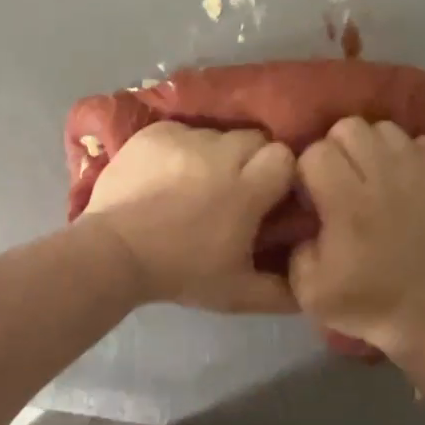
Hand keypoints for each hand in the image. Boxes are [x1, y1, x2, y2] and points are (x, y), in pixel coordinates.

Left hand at [84, 122, 296, 312]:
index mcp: (246, 188)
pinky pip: (182, 130)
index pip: (284, 156)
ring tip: (198, 182)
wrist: (114, 254)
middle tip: (234, 189)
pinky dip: (183, 148)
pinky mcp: (154, 133)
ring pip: (217, 133)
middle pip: (254, 138)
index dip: (279, 175)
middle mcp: (220, 153)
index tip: (267, 196)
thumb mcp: (238, 294)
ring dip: (216, 154)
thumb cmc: (180, 273)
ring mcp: (184, 138)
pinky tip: (170, 173)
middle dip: (251, 160)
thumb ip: (283, 291)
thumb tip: (311, 283)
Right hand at [289, 117, 424, 354]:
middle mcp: (383, 181)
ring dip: (369, 145)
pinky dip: (404, 150)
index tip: (309, 193)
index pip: (316, 152)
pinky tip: (397, 175)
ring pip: (383, 127)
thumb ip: (293, 243)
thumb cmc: (362, 303)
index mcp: (348, 206)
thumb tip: (301, 209)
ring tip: (366, 172)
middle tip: (336, 177)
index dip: (306, 169)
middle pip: (348, 127)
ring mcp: (417, 175)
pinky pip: (419, 139)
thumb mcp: (307, 288)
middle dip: (334, 148)